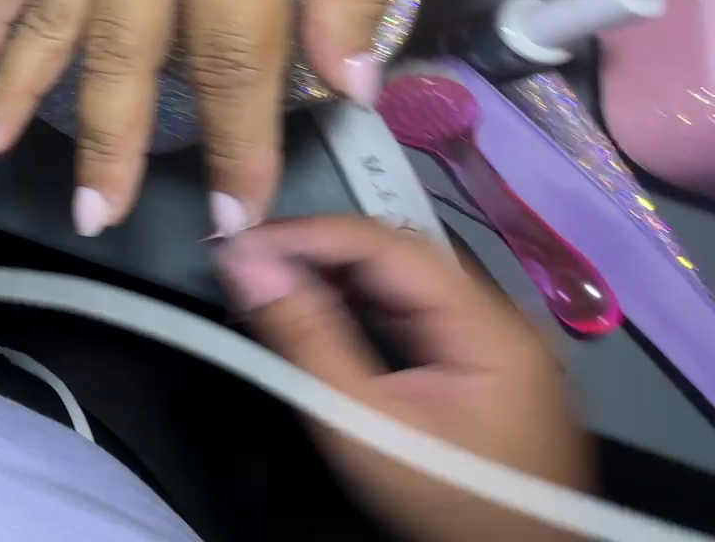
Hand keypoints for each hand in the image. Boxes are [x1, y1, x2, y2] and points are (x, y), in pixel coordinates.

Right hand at [219, 217, 592, 541]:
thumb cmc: (439, 497)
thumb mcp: (357, 418)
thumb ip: (300, 333)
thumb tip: (242, 261)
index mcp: (486, 326)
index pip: (384, 243)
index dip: (304, 233)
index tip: (237, 240)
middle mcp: (494, 315)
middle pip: (388, 249)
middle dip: (310, 246)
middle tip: (244, 259)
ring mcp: (482, 333)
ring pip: (388, 271)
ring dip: (321, 268)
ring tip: (262, 280)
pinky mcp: (464, 351)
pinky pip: (394, 299)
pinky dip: (342, 294)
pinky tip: (302, 305)